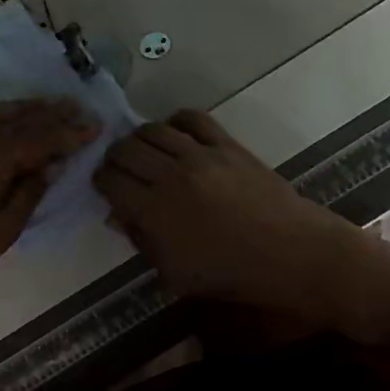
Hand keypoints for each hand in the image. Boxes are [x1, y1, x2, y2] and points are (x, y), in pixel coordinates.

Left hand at [0, 99, 96, 298]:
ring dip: (30, 108)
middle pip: (23, 119)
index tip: (96, 127)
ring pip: (1, 112)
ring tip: (55, 105)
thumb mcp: (8, 224)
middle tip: (82, 110)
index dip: (70, 133)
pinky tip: (9, 113)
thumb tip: (53, 165)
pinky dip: (0, 110)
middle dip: (55, 114)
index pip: (42, 137)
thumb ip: (32, 189)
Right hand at [95, 111, 360, 317]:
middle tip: (118, 169)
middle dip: (114, 158)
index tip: (103, 186)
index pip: (110, 181)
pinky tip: (173, 134)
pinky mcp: (226, 144)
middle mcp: (171, 175)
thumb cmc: (229, 272)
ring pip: (152, 130)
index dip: (100, 181)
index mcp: (154, 210)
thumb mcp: (174, 272)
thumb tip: (116, 215)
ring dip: (139, 139)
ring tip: (143, 151)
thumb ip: (140, 240)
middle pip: (125, 150)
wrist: (289, 252)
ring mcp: (200, 155)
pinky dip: (174, 121)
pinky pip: (191, 118)